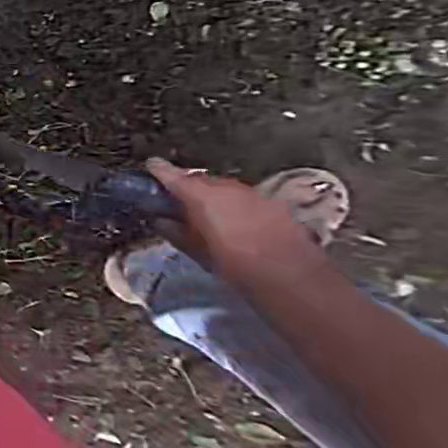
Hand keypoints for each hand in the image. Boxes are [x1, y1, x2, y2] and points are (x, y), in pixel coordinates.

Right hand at [146, 159, 326, 284]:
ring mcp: (256, 196)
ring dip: (215, 196)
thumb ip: (175, 231)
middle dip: (190, 186)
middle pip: (202, 180)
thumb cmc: (235, 266)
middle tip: (179, 200)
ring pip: (227, 189)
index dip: (160, 170)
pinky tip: (238, 223)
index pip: (173, 175)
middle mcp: (228, 189)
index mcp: (201, 196)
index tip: (151, 166)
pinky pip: (248, 200)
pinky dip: (238, 206)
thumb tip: (161, 220)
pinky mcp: (278, 207)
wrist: (296, 281)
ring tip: (208, 213)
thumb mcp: (195, 251)